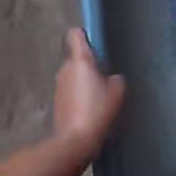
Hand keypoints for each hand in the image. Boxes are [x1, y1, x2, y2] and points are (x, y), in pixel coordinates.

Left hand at [52, 28, 125, 161]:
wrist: (75, 140)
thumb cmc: (97, 110)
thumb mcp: (118, 91)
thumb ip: (115, 77)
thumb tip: (110, 78)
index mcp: (80, 60)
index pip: (76, 35)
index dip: (85, 35)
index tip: (96, 44)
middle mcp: (65, 68)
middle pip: (77, 57)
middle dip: (89, 64)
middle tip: (105, 77)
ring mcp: (59, 85)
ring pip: (74, 74)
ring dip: (84, 81)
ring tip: (100, 97)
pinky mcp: (57, 101)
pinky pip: (71, 90)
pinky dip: (79, 95)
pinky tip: (91, 109)